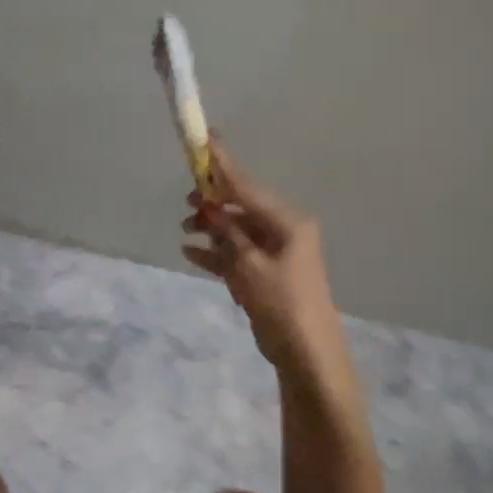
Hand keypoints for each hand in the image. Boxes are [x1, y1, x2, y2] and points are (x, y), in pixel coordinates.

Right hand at [181, 143, 337, 365]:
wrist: (307, 355)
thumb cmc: (281, 304)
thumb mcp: (248, 266)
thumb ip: (226, 232)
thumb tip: (208, 206)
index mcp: (288, 222)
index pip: (247, 186)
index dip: (223, 164)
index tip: (206, 137)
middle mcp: (284, 231)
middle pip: (242, 205)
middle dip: (213, 201)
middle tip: (187, 202)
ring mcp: (276, 253)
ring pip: (237, 229)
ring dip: (212, 228)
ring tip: (185, 231)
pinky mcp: (267, 274)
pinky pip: (237, 253)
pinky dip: (216, 251)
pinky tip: (191, 252)